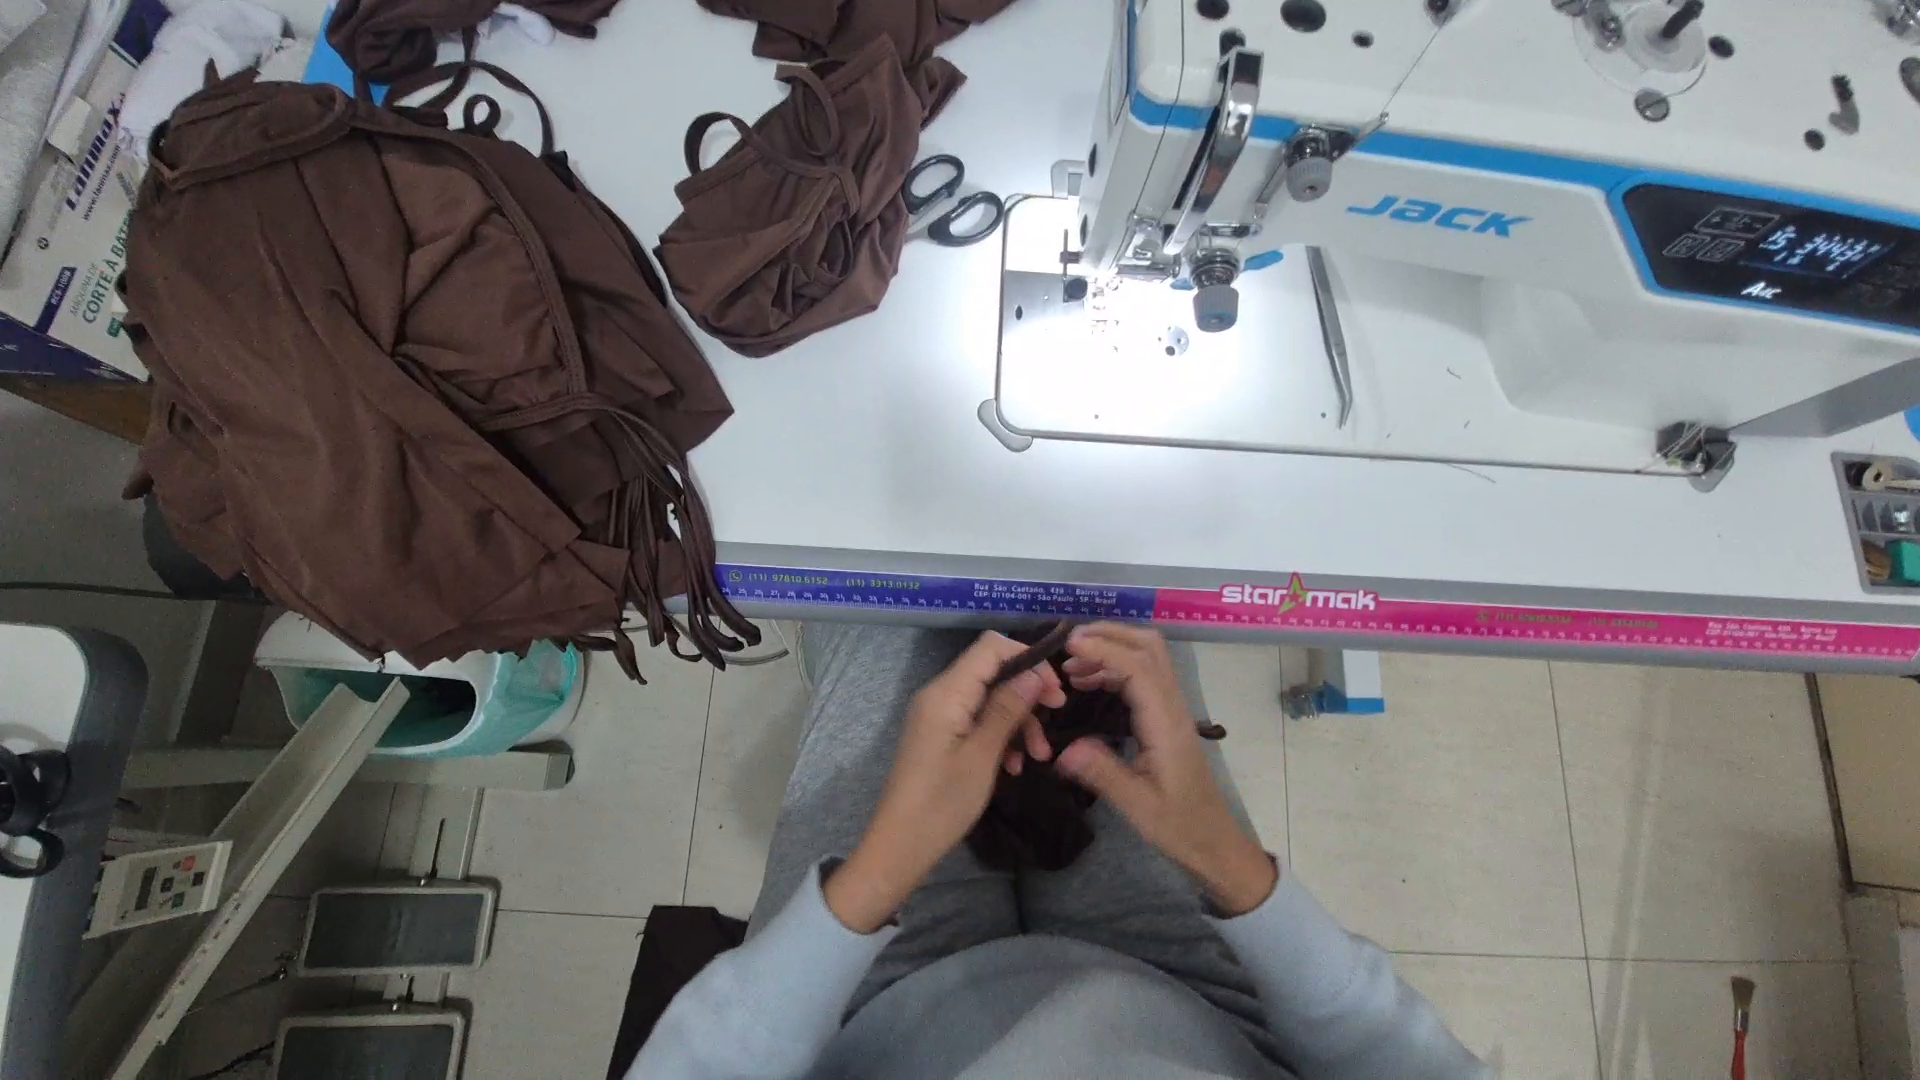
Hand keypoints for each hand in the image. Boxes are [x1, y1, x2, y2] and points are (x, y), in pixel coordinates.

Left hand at [825, 632, 1066, 932]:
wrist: (901, 845)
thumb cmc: (942, 802)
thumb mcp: (983, 755)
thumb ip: (1008, 708)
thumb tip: (1035, 672)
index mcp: (947, 692)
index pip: (991, 647)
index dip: (1027, 658)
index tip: (1054, 688)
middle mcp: (940, 694)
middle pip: (993, 671)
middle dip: (1027, 692)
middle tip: (1057, 715)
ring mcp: (939, 714)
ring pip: (989, 698)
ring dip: (1019, 720)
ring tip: (1038, 756)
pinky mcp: (941, 734)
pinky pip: (977, 720)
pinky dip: (1001, 736)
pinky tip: (1015, 766)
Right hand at [1055, 623, 1277, 915]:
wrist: (1215, 843)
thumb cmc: (1179, 826)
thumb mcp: (1137, 806)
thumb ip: (1102, 774)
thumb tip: (1062, 750)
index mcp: (1165, 723)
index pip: (1138, 667)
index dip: (1104, 649)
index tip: (1069, 647)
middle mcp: (1172, 707)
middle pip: (1149, 647)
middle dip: (1109, 635)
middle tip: (1068, 645)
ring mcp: (1172, 709)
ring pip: (1148, 657)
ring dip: (1111, 649)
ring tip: (1071, 666)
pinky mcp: (1166, 717)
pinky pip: (1143, 675)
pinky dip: (1115, 667)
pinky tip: (1088, 683)